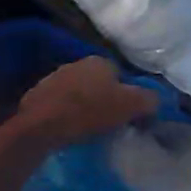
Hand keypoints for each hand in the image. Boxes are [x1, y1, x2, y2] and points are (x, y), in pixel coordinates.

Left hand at [14, 57, 159, 146]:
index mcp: (99, 61)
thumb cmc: (89, 112)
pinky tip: (65, 129)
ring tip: (84, 129)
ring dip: (80, 107)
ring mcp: (52, 79)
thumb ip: (149, 101)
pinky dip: (62, 115)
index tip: (125, 115)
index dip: (125, 95)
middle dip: (101, 99)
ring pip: (75, 94)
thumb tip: (154, 102)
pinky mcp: (35, 97)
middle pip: (96, 83)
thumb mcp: (130, 106)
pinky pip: (56, 106)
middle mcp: (75, 64)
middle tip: (106, 122)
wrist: (41, 125)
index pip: (119, 75)